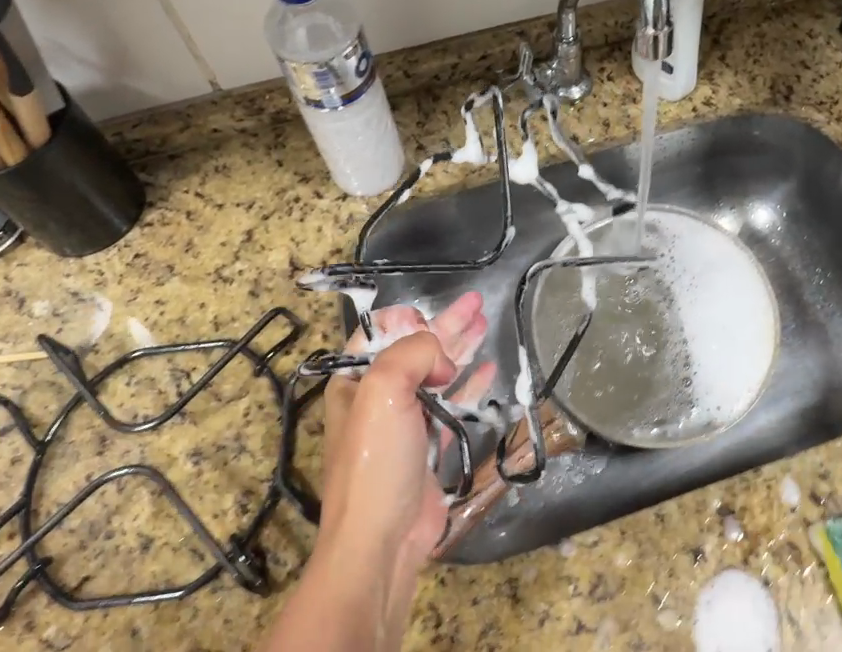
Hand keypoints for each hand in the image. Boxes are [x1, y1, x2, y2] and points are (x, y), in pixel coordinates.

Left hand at [321, 291, 494, 573]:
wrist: (381, 538)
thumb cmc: (375, 461)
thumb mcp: (384, 389)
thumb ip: (414, 353)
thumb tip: (443, 360)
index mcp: (355, 381)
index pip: (379, 334)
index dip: (406, 319)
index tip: (431, 314)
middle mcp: (377, 398)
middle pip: (415, 349)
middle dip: (445, 324)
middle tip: (477, 303)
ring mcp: (404, 424)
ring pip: (437, 374)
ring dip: (460, 348)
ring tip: (485, 323)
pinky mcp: (429, 449)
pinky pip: (452, 405)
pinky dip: (469, 385)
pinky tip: (487, 369)